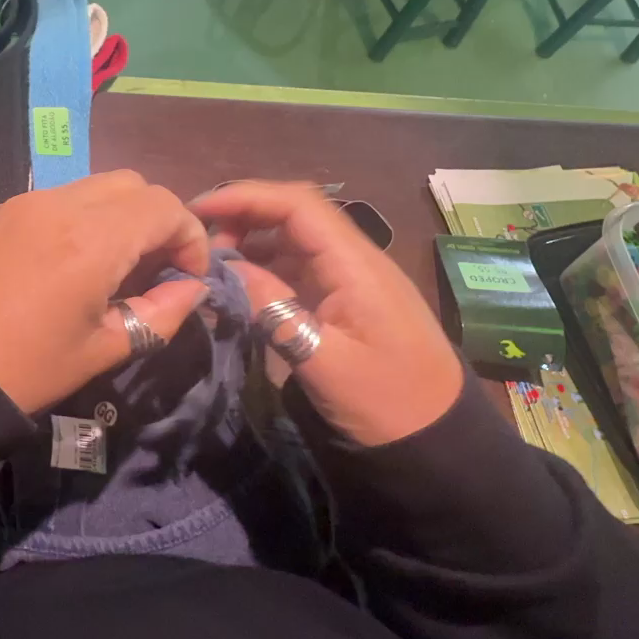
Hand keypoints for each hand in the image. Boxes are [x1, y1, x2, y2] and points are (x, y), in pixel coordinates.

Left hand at [0, 171, 211, 413]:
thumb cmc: (23, 368)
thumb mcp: (101, 350)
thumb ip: (159, 313)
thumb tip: (191, 288)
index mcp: (93, 239)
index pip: (165, 206)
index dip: (190, 237)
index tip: (187, 278)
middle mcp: (60, 204)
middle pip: (132, 184)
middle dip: (156, 220)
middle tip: (152, 270)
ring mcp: (24, 201)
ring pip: (93, 186)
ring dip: (117, 215)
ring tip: (111, 268)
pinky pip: (56, 198)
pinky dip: (80, 216)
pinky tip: (67, 262)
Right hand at [191, 181, 462, 445]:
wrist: (440, 441)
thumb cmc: (386, 403)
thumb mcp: (322, 362)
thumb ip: (273, 309)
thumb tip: (223, 268)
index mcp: (355, 265)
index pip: (297, 204)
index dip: (245, 197)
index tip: (199, 212)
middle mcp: (355, 259)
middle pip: (294, 214)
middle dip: (243, 217)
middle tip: (200, 245)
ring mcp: (351, 278)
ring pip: (294, 238)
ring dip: (251, 241)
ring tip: (213, 265)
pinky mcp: (346, 298)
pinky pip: (300, 266)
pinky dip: (265, 266)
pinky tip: (241, 285)